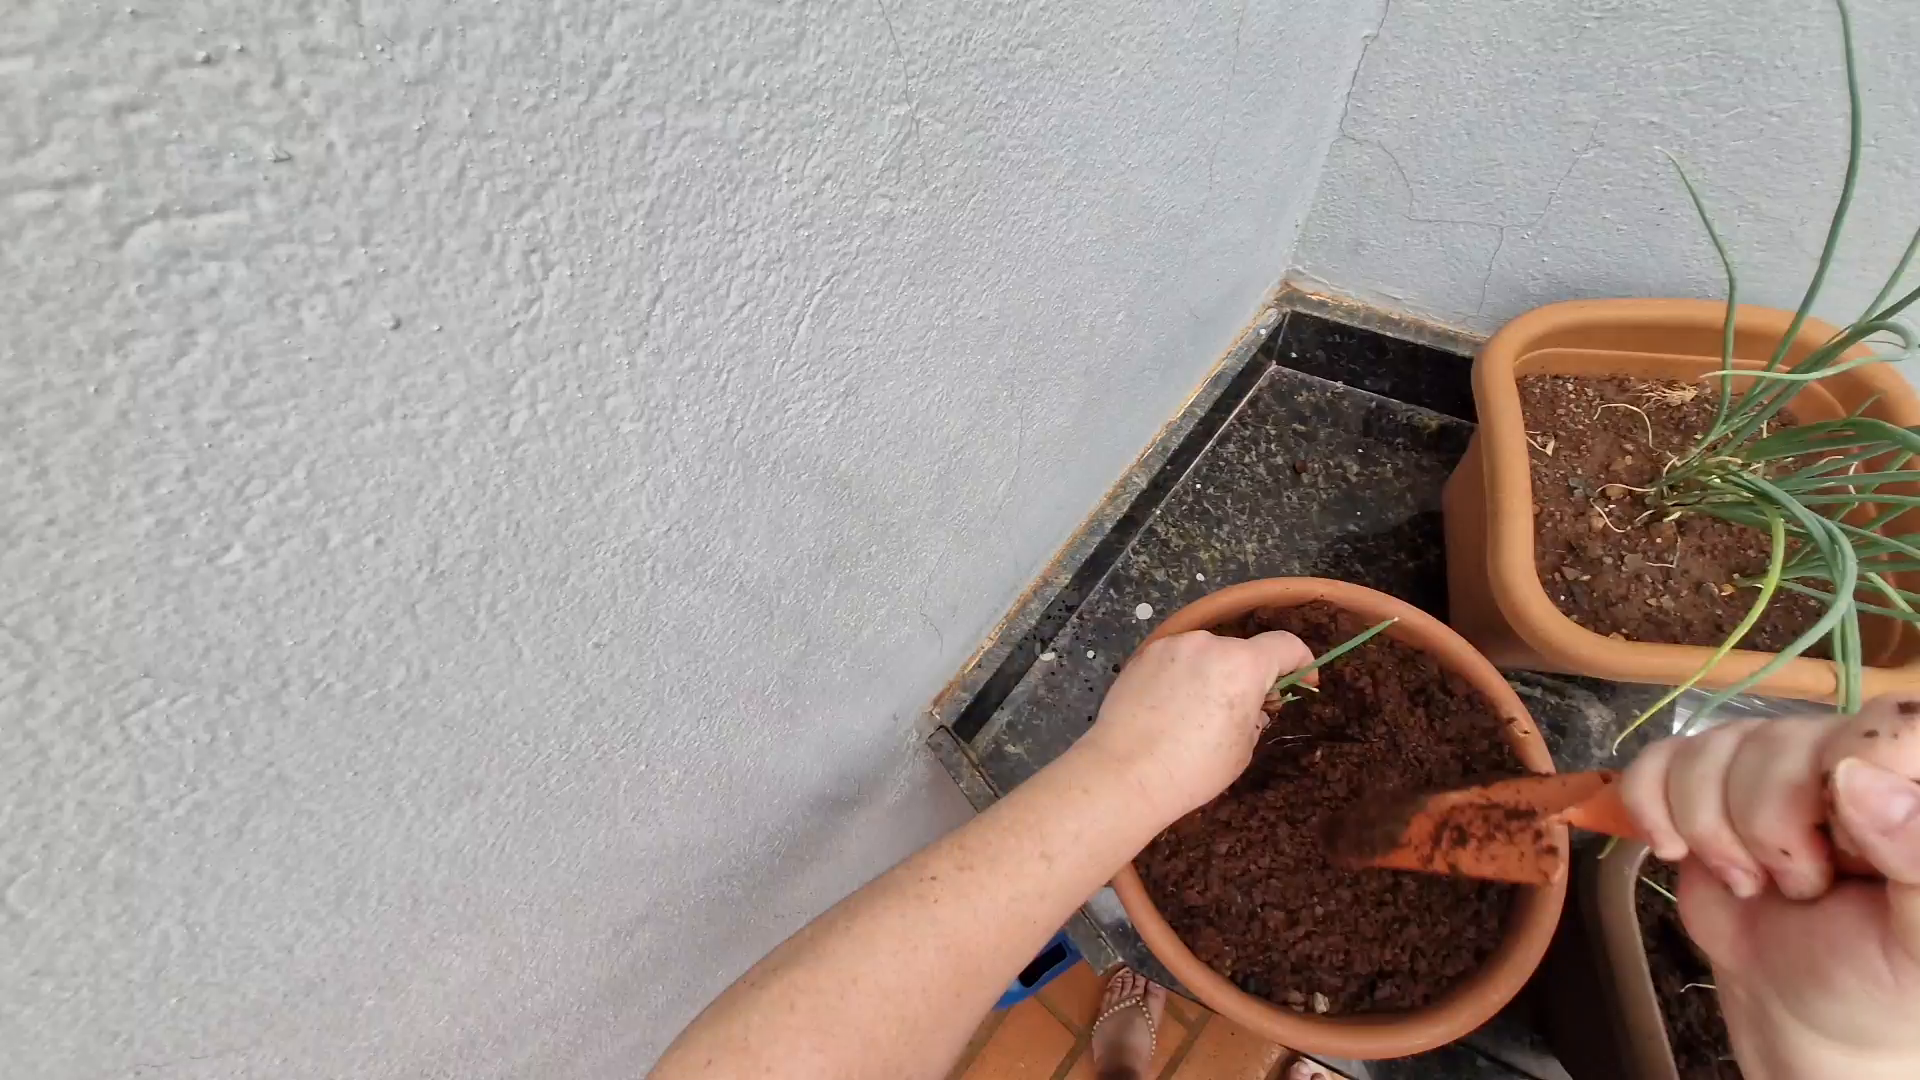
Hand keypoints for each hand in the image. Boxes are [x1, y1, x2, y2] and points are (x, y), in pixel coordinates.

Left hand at [1075, 629, 1311, 825]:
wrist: (1127, 770)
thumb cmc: (1194, 766)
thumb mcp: (1243, 746)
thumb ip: (1256, 713)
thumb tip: (1253, 704)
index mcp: (1242, 663)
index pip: (1286, 645)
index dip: (1301, 664)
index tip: (1302, 684)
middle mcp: (1207, 643)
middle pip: (1241, 651)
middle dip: (1249, 676)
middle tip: (1243, 710)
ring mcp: (1171, 645)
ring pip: (1205, 653)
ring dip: (1212, 673)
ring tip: (1198, 712)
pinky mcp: (1143, 654)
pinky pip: (1175, 659)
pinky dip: (1182, 675)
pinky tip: (1170, 705)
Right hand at [1620, 696, 1919, 1072]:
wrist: (1793, 994)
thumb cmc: (1881, 977)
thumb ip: (1919, 864)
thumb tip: (1857, 778)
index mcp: (1915, 789)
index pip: (1895, 725)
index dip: (1857, 761)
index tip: (1844, 834)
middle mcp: (1840, 758)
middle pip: (1776, 743)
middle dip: (1764, 825)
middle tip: (1797, 883)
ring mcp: (1759, 763)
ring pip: (1704, 752)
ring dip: (1706, 829)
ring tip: (1747, 880)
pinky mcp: (1691, 776)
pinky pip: (1649, 761)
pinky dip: (1649, 809)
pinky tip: (1675, 849)